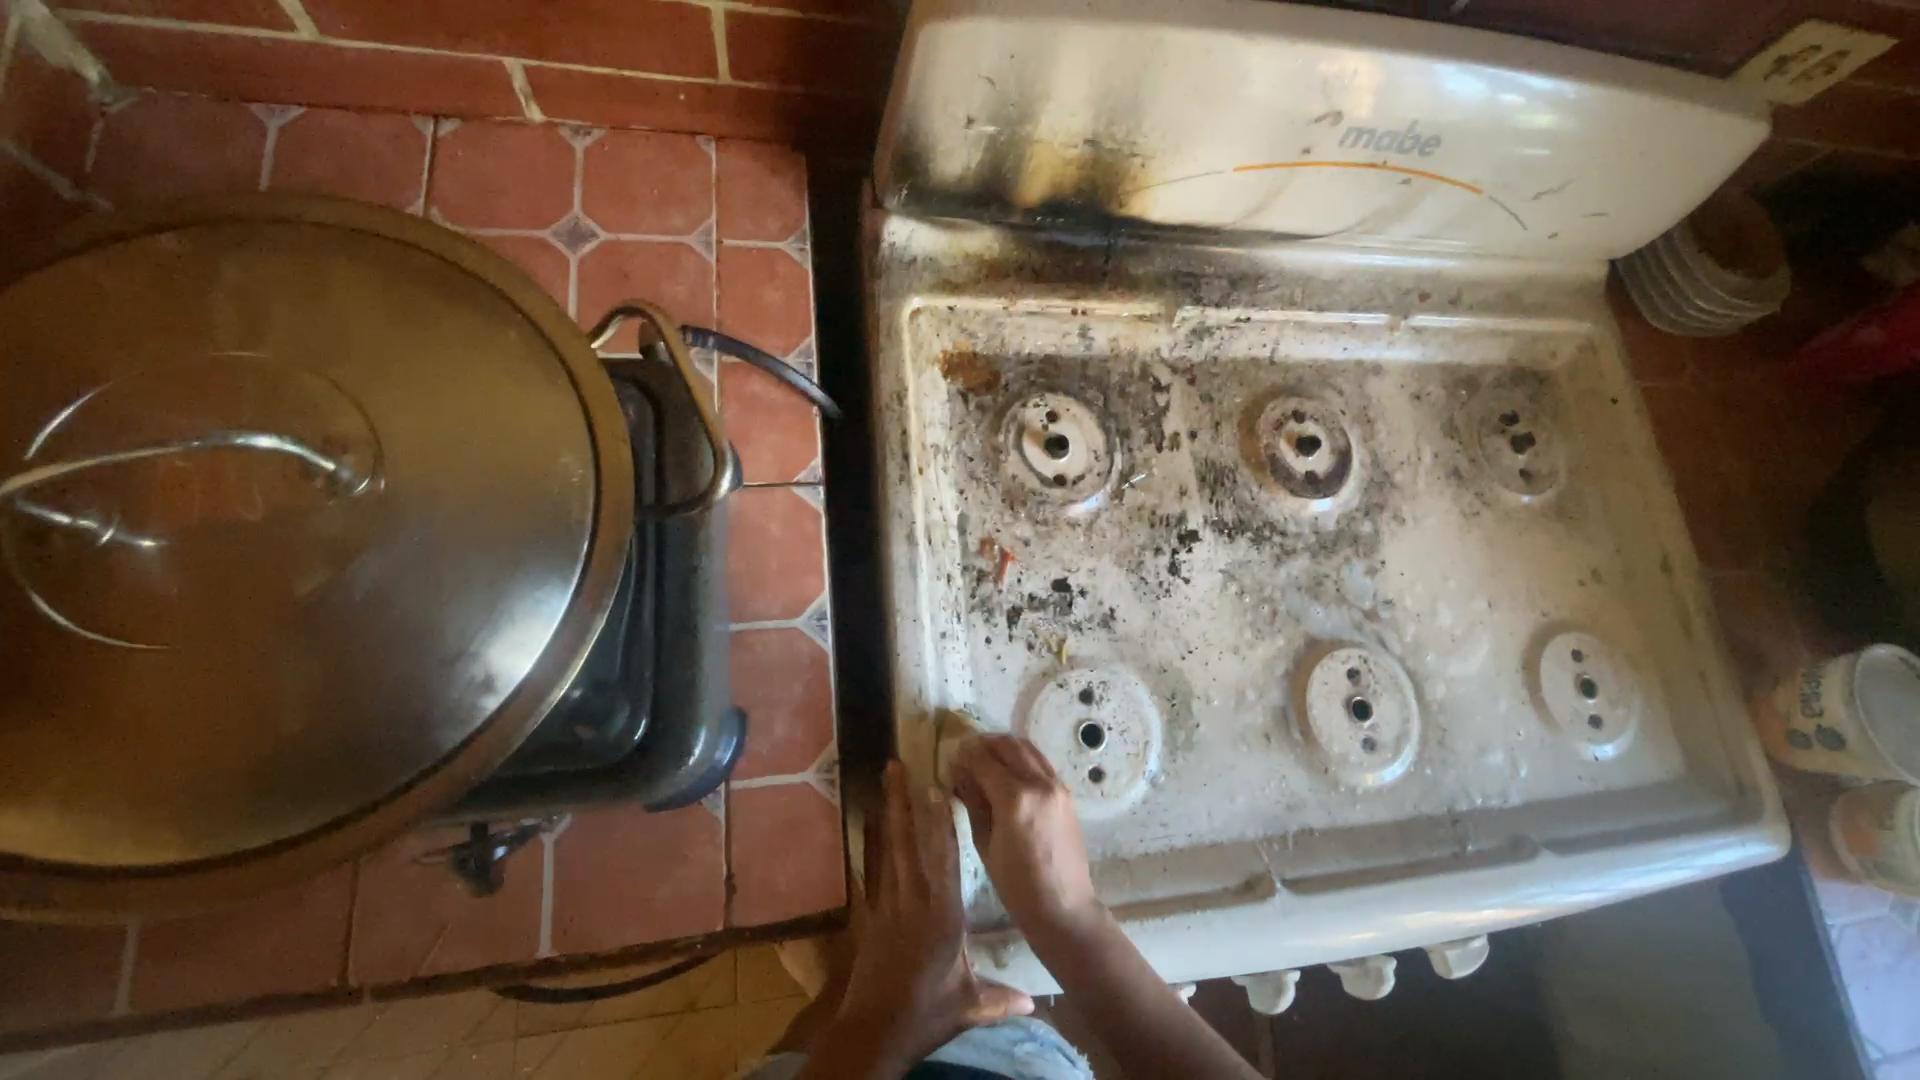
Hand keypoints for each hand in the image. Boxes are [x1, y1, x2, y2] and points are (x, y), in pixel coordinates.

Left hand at [832, 761, 1032, 1067]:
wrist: (874, 1031)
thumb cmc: (926, 1014)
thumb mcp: (968, 1006)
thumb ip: (1000, 999)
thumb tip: (1034, 1002)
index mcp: (942, 915)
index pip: (942, 859)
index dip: (939, 821)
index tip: (936, 786)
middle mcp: (913, 900)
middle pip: (906, 841)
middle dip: (901, 801)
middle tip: (895, 764)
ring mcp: (888, 904)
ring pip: (887, 848)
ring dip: (886, 813)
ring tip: (884, 781)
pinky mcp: (872, 913)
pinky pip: (875, 866)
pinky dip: (875, 841)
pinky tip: (874, 824)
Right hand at [949, 735, 1101, 936]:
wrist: (1062, 906)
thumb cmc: (1016, 885)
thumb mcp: (985, 844)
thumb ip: (974, 802)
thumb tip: (960, 773)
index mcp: (1014, 799)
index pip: (984, 761)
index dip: (965, 756)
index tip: (952, 757)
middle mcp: (1038, 784)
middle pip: (1008, 746)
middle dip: (985, 744)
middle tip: (967, 752)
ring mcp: (1057, 785)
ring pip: (1028, 748)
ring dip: (1005, 746)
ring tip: (987, 756)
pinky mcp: (1066, 792)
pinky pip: (1041, 762)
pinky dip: (1023, 757)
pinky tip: (1010, 769)